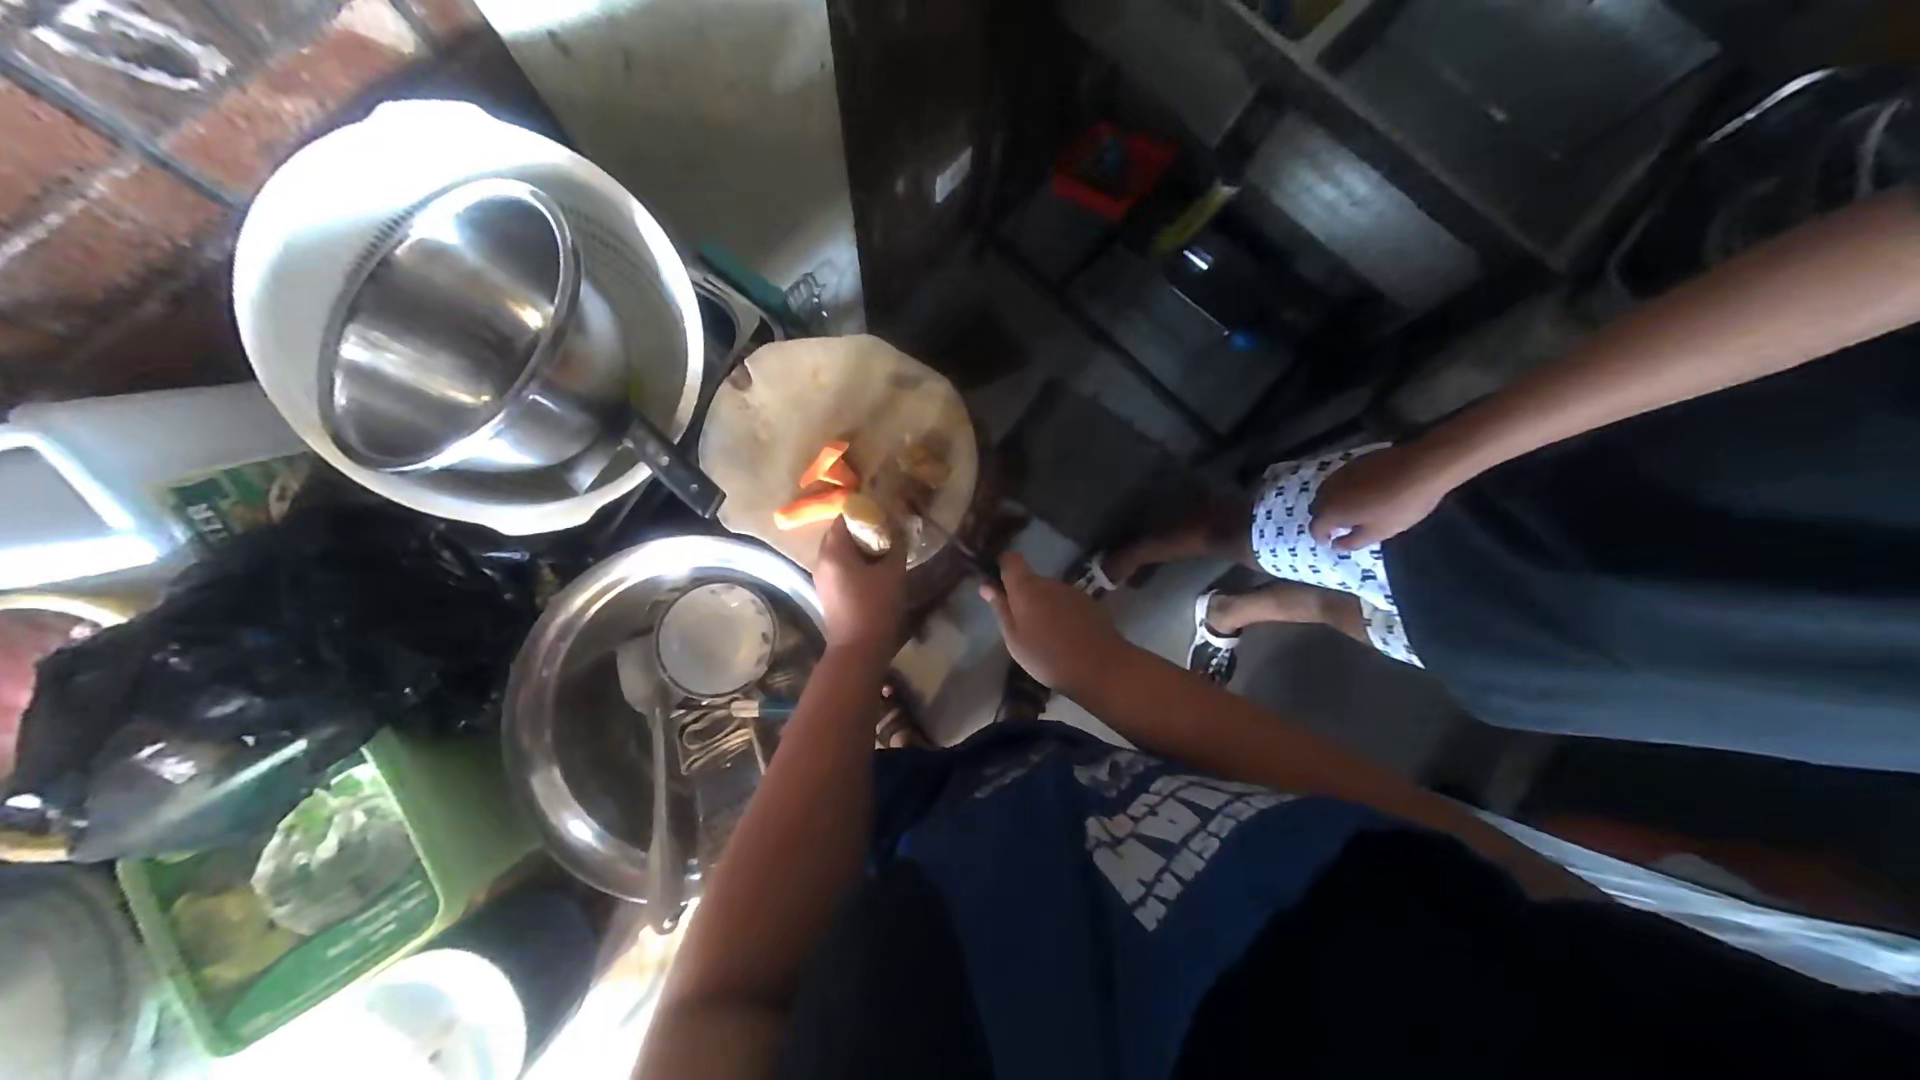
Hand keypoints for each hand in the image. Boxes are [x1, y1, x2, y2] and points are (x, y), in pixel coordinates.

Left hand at [814, 519, 907, 655]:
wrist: (858, 649)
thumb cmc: (876, 607)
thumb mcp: (893, 572)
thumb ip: (897, 544)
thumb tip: (901, 525)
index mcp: (834, 550)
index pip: (844, 517)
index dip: (865, 511)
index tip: (885, 513)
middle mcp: (821, 560)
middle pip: (839, 533)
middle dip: (862, 529)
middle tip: (887, 530)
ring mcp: (821, 578)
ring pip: (839, 551)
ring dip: (859, 547)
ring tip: (884, 549)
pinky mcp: (827, 592)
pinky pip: (839, 567)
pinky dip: (854, 562)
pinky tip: (874, 569)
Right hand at [979, 553, 1128, 692]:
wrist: (1101, 667)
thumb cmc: (1048, 657)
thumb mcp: (1014, 639)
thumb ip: (1001, 609)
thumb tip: (986, 585)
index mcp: (1027, 588)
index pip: (1011, 560)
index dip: (1002, 566)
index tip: (997, 584)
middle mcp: (1049, 582)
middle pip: (1030, 580)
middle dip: (1023, 597)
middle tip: (1021, 627)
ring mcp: (1072, 592)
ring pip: (1049, 593)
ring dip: (1043, 607)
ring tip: (1045, 637)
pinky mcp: (1089, 603)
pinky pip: (1066, 603)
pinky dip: (1061, 615)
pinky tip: (1065, 638)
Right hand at [1308, 443, 1455, 550]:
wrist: (1422, 467)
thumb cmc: (1400, 506)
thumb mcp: (1379, 532)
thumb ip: (1352, 542)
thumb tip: (1335, 546)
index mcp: (1330, 511)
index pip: (1315, 528)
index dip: (1321, 538)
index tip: (1332, 542)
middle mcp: (1328, 492)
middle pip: (1317, 508)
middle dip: (1324, 519)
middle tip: (1341, 527)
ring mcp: (1340, 474)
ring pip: (1326, 492)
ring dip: (1332, 503)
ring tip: (1350, 509)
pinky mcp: (1353, 462)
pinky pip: (1339, 481)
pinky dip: (1343, 490)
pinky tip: (1361, 492)